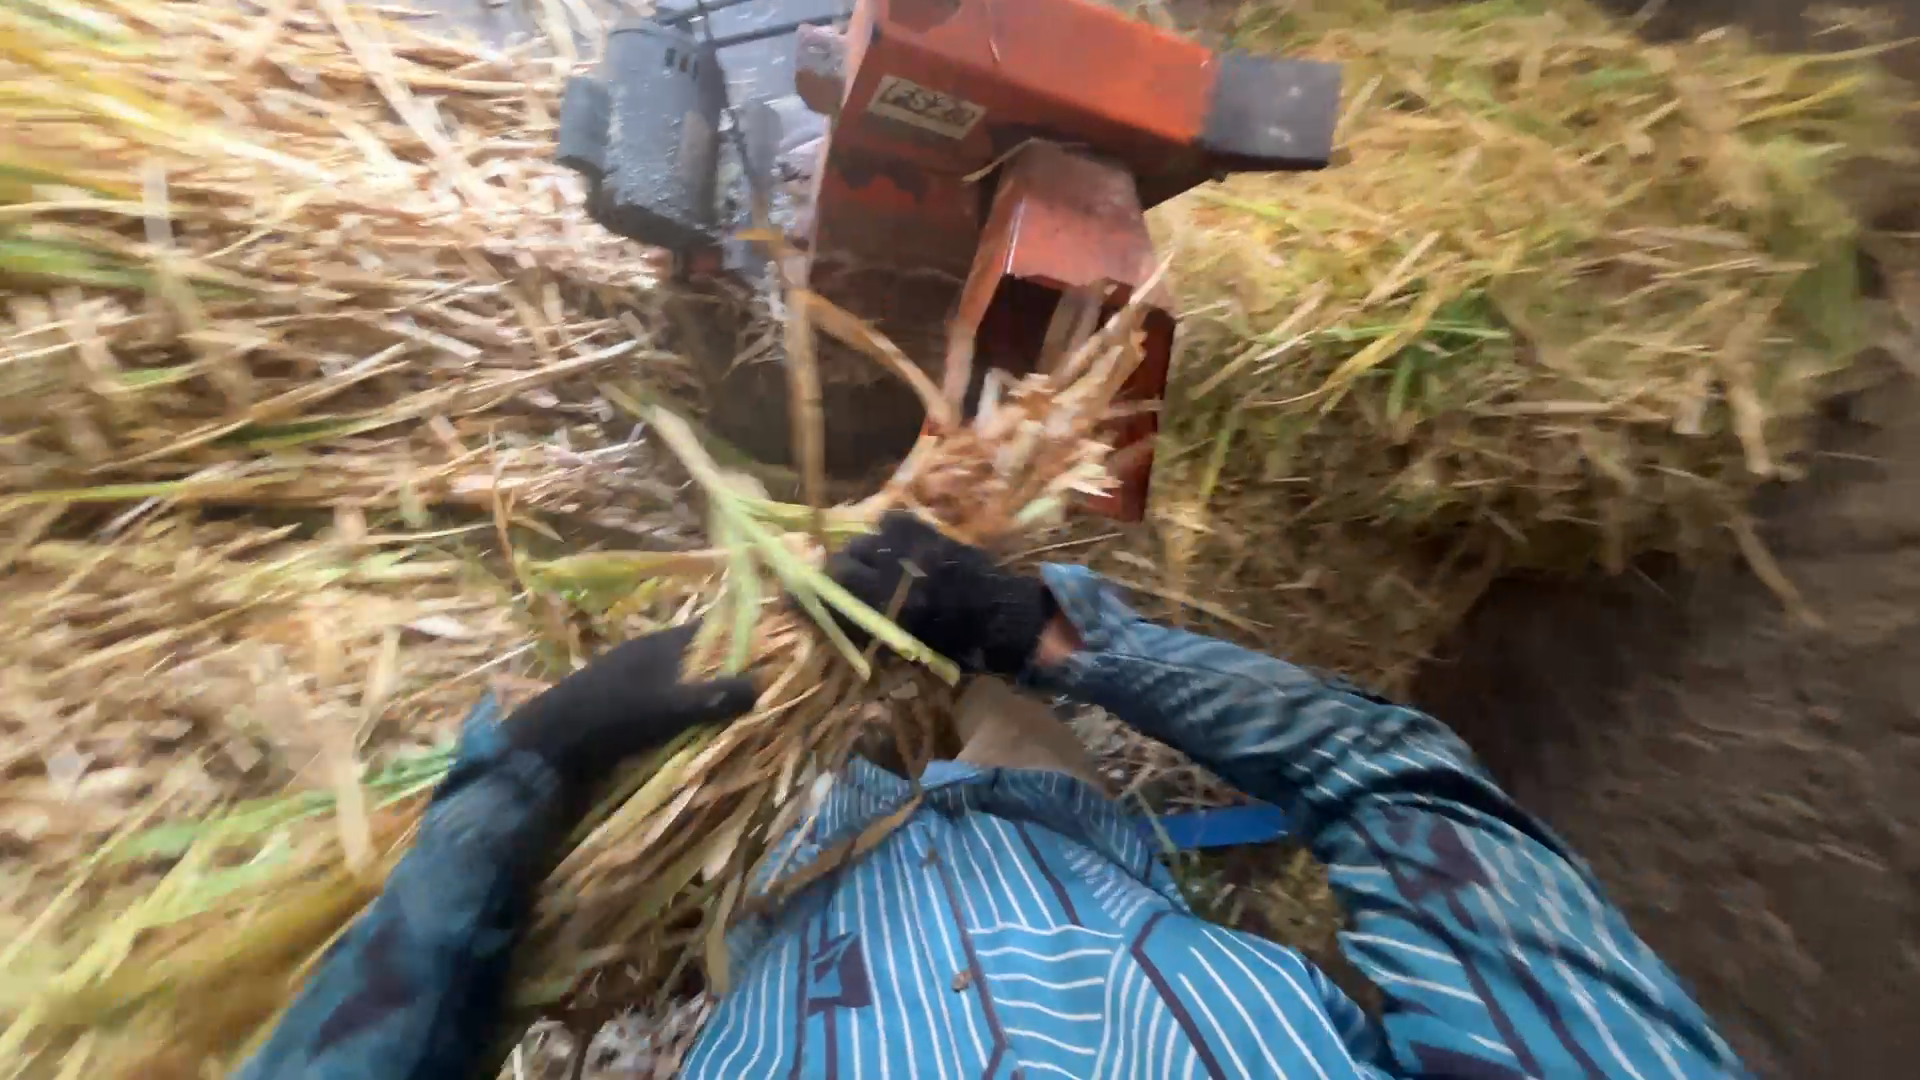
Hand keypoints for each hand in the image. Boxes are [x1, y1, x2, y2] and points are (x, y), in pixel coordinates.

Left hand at [503, 623, 756, 786]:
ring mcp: (629, 674)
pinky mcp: (617, 698)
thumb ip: (715, 698)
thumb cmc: (612, 717)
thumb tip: (762, 687)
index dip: (740, 633)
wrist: (546, 745)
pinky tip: (688, 722)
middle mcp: (648, 651)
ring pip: (679, 673)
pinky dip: (679, 702)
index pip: (712, 627)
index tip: (770, 648)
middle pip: (697, 651)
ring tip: (727, 705)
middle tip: (755, 682)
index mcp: (663, 643)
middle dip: (724, 664)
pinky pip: (661, 692)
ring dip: (701, 686)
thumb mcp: (669, 708)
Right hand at [825, 512, 1056, 675]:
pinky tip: (890, 546)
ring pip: (867, 540)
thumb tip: (833, 619)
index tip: (798, 597)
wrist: (1006, 616)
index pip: (838, 592)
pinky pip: (894, 521)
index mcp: (894, 608)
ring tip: (870, 567)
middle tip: (839, 585)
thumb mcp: (910, 648)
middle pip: (846, 560)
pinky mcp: (932, 532)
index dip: (814, 594)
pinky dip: (886, 533)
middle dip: (836, 574)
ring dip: (861, 554)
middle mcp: (900, 573)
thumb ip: (870, 630)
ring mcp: (917, 547)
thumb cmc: (960, 645)